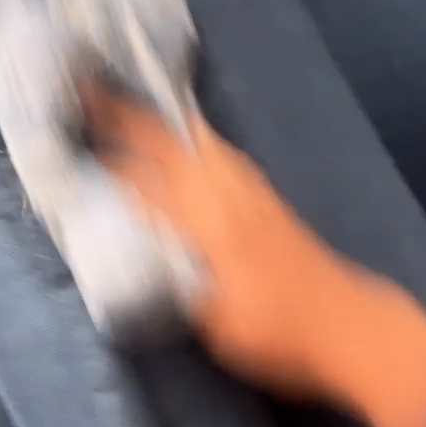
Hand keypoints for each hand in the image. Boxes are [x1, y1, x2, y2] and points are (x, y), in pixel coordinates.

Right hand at [82, 90, 356, 399]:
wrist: (352, 327)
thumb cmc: (278, 331)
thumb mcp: (213, 319)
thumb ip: (169, 281)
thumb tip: (130, 257)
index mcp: (206, 220)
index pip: (143, 181)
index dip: (106, 161)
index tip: (73, 139)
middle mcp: (225, 191)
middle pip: (170, 142)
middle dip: (130, 118)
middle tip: (95, 95)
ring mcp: (249, 189)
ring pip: (197, 140)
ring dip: (161, 122)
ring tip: (132, 107)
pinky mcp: (265, 197)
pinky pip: (216, 150)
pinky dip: (190, 136)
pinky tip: (187, 142)